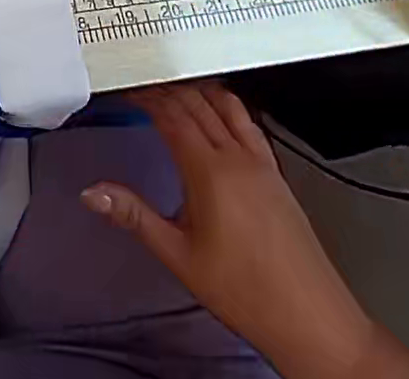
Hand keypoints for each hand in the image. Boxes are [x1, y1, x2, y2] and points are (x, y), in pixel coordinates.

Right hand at [81, 81, 408, 378]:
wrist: (314, 323)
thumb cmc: (247, 293)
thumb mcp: (178, 255)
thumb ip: (133, 215)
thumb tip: (93, 193)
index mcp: (210, 173)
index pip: (171, 116)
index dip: (146, 97)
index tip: (127, 90)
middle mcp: (238, 160)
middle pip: (196, 104)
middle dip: (165, 88)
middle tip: (141, 84)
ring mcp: (262, 165)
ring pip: (225, 106)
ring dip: (196, 90)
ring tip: (174, 85)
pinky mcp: (277, 175)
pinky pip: (249, 124)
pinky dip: (227, 105)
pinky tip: (220, 109)